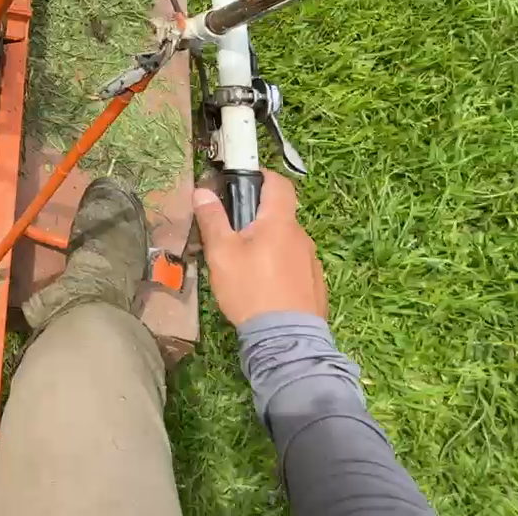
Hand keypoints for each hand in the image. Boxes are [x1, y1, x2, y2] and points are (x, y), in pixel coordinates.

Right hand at [193, 171, 328, 324]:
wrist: (287, 342)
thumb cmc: (250, 289)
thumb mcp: (222, 252)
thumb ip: (213, 219)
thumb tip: (203, 192)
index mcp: (279, 223)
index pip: (279, 184)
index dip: (261, 176)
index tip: (240, 183)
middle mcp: (301, 237)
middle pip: (278, 214)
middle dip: (254, 217)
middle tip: (228, 232)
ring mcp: (311, 262)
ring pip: (284, 240)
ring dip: (265, 242)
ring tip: (242, 264)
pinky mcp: (314, 285)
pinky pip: (293, 263)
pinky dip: (277, 264)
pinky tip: (261, 284)